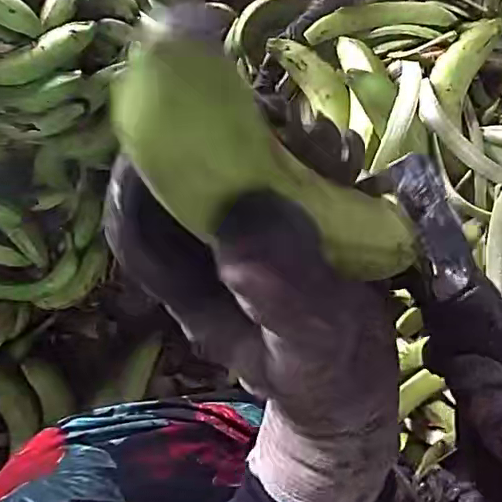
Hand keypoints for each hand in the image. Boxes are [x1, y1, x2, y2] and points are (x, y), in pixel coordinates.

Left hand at [105, 164, 396, 501]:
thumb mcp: (306, 348)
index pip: (138, 229)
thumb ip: (278, 299)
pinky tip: (352, 160)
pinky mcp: (300, 216)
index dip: (136, 182)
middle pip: (199, 179)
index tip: (167, 134)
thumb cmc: (324, 379)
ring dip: (288, 139)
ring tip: (327, 143)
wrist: (365, 381)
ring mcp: (259, 228)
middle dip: (232, 138)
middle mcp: (217, 247)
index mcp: (192, 284)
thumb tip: (240, 236)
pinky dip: (324, 155)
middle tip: (281, 121)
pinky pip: (300, 171)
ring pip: (252, 165)